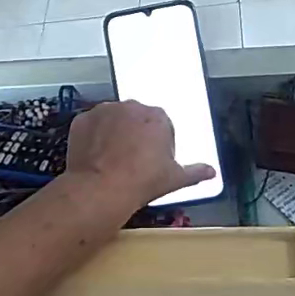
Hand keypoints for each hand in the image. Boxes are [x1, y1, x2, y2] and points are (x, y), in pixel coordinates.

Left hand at [64, 101, 213, 205]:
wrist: (101, 189)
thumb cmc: (143, 181)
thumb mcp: (175, 178)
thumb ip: (196, 172)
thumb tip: (212, 172)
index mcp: (157, 116)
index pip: (161, 125)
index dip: (157, 144)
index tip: (152, 163)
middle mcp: (132, 106)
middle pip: (136, 119)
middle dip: (135, 135)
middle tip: (132, 162)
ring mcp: (104, 111)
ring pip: (113, 120)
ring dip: (113, 133)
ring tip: (111, 160)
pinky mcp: (82, 120)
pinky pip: (91, 126)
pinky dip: (92, 137)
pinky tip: (94, 156)